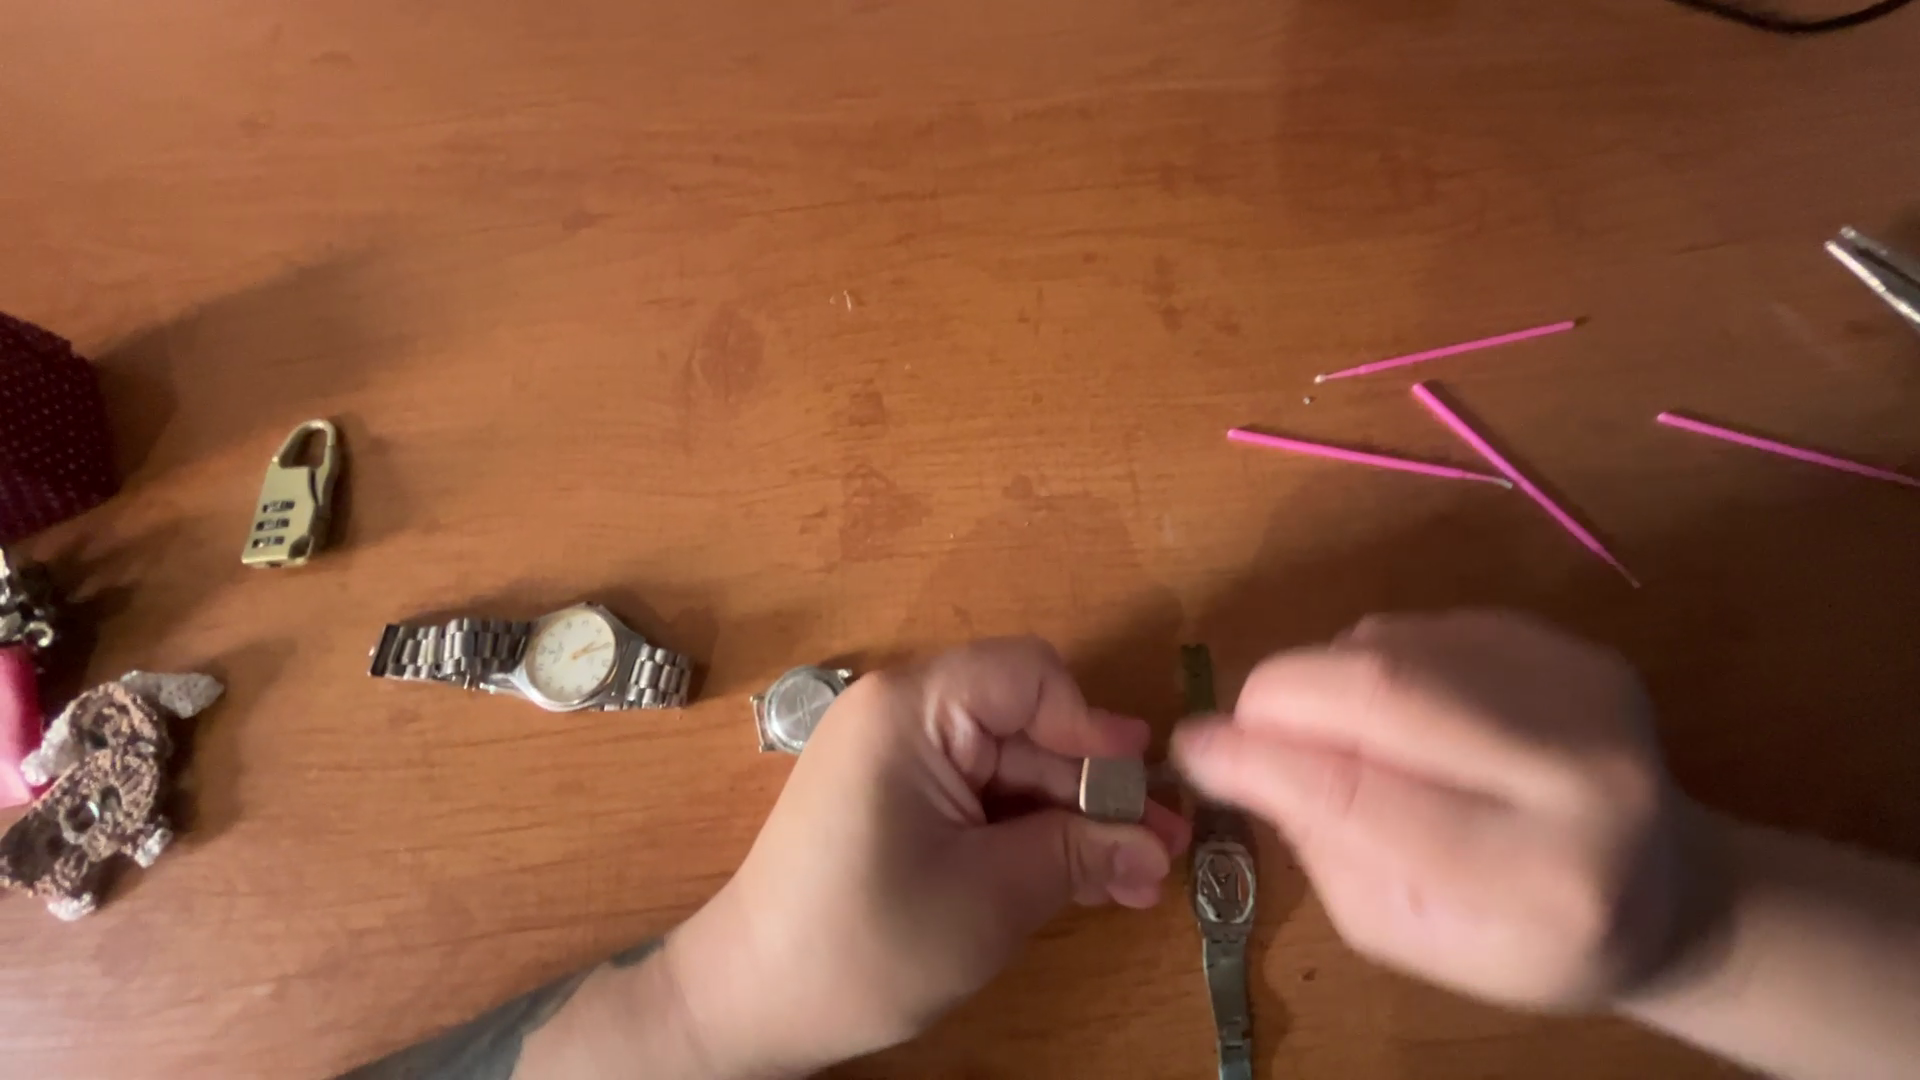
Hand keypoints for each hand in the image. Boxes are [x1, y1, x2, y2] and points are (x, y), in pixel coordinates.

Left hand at [668, 638, 1190, 1076]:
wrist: (752, 998)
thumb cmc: (864, 942)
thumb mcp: (990, 898)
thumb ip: (1079, 854)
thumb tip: (1159, 845)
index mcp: (910, 707)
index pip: (1027, 674)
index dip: (1090, 723)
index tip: (1139, 784)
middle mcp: (904, 710)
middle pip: (1025, 722)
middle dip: (1091, 784)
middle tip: (1159, 846)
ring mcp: (901, 752)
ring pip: (1012, 763)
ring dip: (1071, 814)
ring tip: (1135, 874)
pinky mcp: (903, 791)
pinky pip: (982, 791)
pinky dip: (1030, 828)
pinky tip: (1082, 874)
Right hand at [1172, 610, 1694, 1010]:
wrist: (1667, 887)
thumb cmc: (1511, 934)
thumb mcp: (1396, 927)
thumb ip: (1315, 837)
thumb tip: (1229, 747)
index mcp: (1534, 876)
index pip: (1359, 793)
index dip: (1257, 759)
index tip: (1191, 745)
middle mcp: (1575, 768)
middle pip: (1378, 685)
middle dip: (1277, 696)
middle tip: (1244, 727)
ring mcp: (1577, 687)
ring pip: (1380, 646)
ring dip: (1323, 684)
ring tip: (1350, 740)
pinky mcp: (1561, 641)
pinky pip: (1408, 629)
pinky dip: (1367, 666)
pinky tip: (1403, 715)